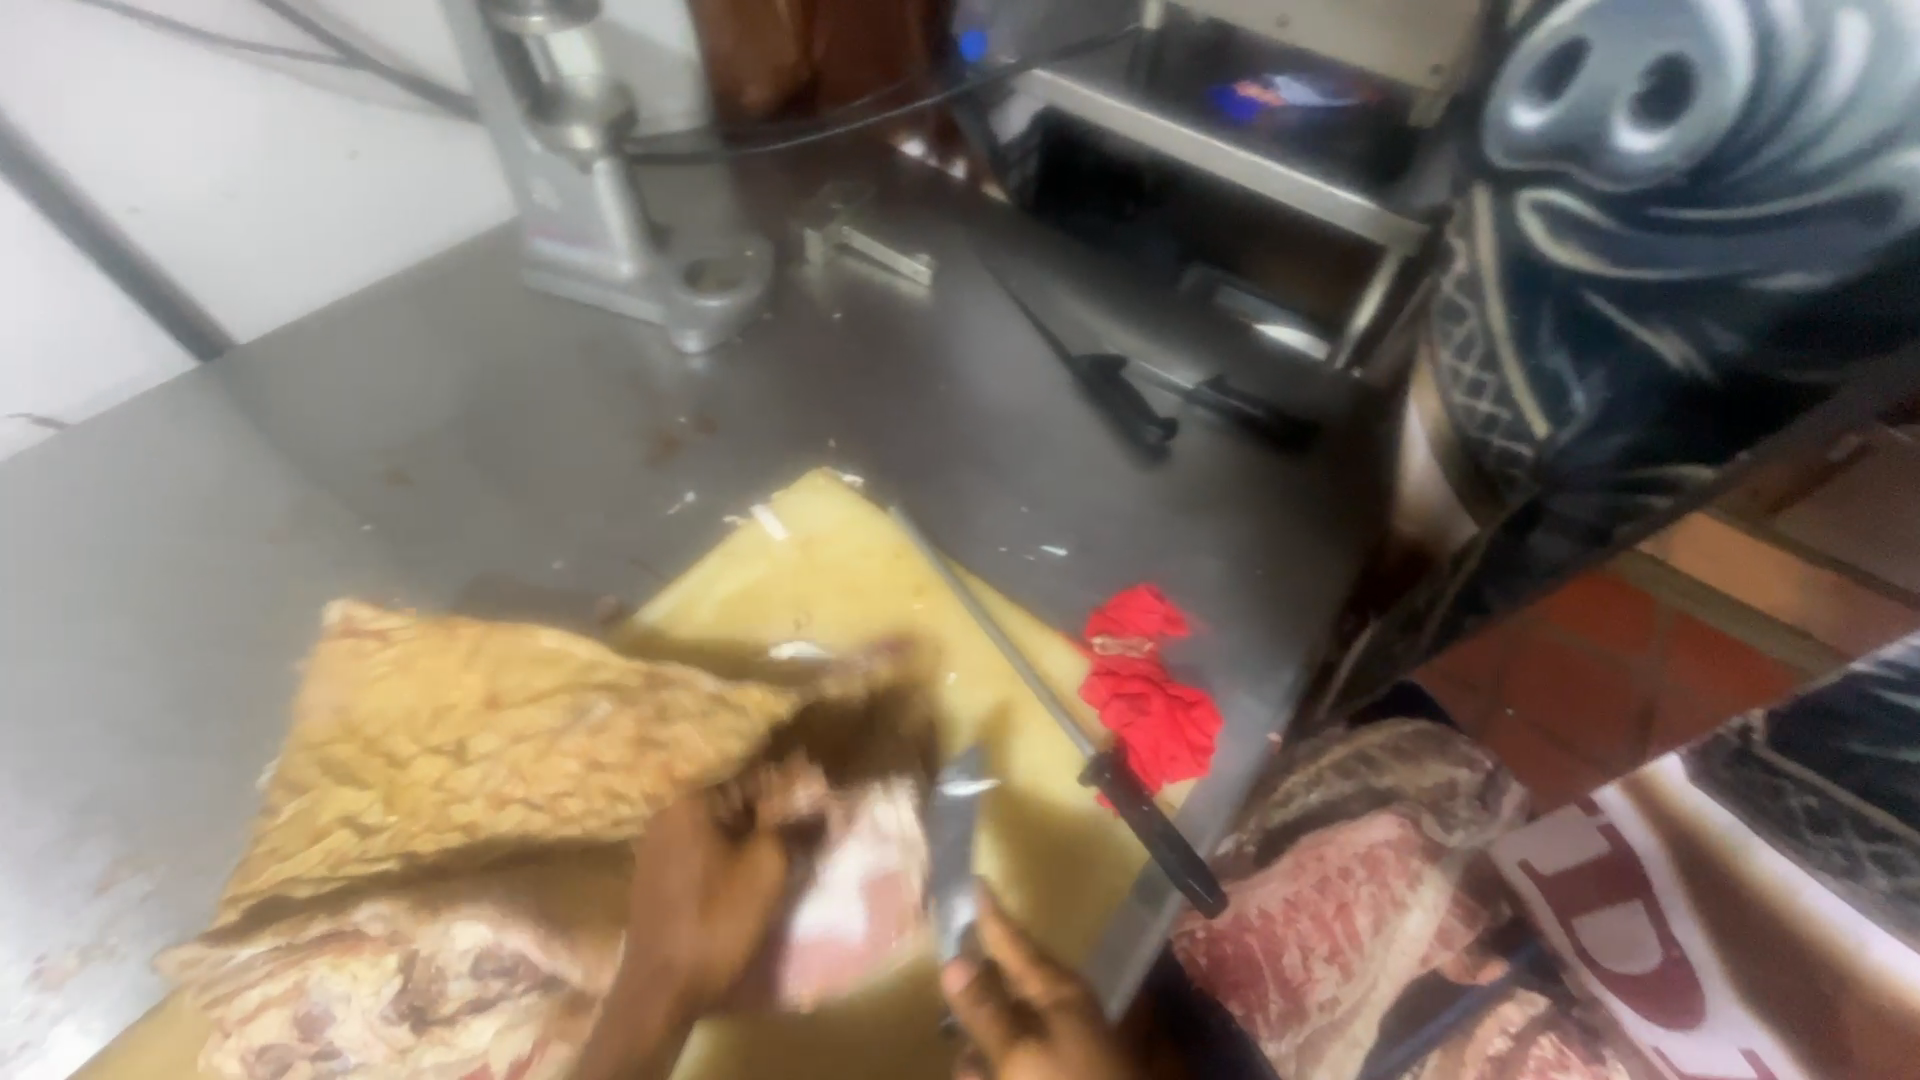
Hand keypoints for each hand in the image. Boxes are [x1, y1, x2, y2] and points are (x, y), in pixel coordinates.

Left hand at [573, 761, 823, 1079]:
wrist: (661, 991)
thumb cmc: (717, 919)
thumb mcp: (769, 866)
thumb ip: (795, 825)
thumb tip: (822, 803)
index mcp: (691, 800)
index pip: (754, 775)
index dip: (792, 785)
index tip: (821, 795)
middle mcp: (668, 812)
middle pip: (735, 800)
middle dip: (773, 811)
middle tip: (809, 825)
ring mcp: (657, 845)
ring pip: (720, 826)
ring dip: (753, 833)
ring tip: (788, 847)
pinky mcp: (657, 875)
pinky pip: (703, 848)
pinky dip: (730, 852)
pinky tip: (753, 870)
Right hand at [940, 887, 1144, 1079]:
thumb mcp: (1022, 1058)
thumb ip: (986, 1012)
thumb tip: (952, 960)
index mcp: (1056, 991)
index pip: (1013, 939)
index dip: (989, 913)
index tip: (974, 879)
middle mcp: (1057, 1010)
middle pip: (1002, 986)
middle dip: (974, 996)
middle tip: (948, 997)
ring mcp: (1058, 1048)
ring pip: (1001, 1033)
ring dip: (978, 1052)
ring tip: (970, 1070)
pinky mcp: (1054, 1072)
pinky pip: (1011, 1064)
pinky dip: (994, 1070)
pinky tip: (980, 1078)